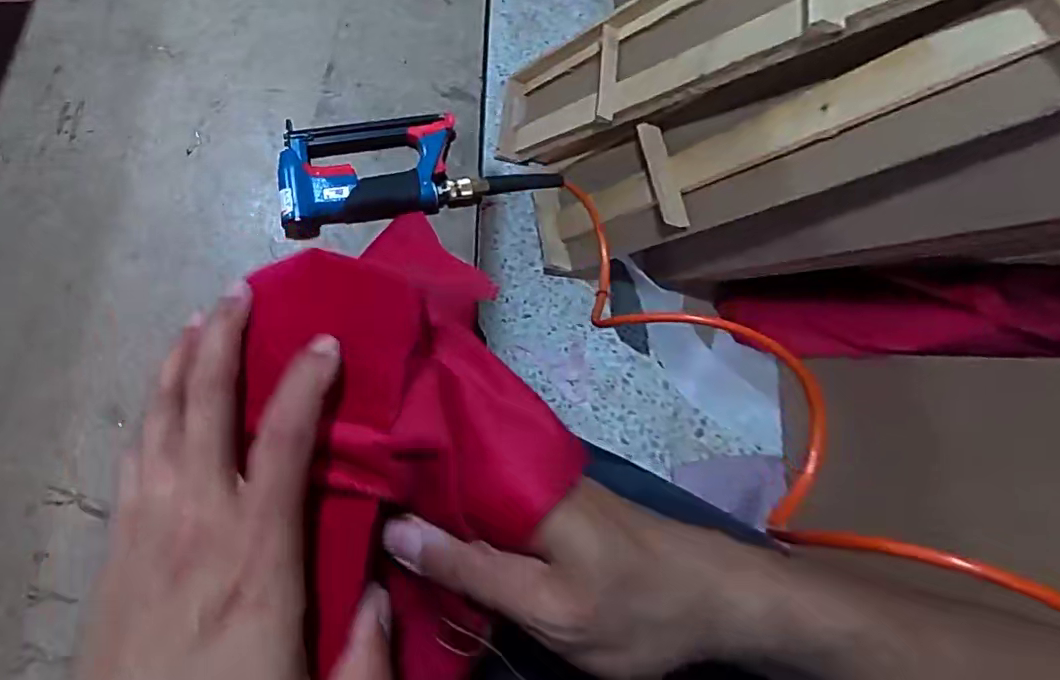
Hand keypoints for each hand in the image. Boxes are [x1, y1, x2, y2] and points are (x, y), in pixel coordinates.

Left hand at [81, 283, 392, 679]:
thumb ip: (366, 655)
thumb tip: (388, 587)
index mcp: (257, 549)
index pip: (286, 438)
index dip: (307, 381)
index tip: (325, 342)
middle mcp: (199, 513)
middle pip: (207, 399)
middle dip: (223, 336)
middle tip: (238, 292)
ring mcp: (149, 519)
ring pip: (161, 413)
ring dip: (178, 358)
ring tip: (195, 320)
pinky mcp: (116, 538)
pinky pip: (134, 452)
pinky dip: (149, 410)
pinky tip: (157, 395)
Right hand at [382, 480, 775, 677]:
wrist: (713, 599)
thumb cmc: (632, 603)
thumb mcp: (549, 606)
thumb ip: (471, 569)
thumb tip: (394, 530)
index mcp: (509, 477)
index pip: (430, 452)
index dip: (387, 463)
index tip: (346, 474)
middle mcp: (511, 464)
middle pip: (438, 463)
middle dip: (398, 479)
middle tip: (349, 495)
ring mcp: (525, 481)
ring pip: (457, 481)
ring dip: (423, 497)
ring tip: (373, 506)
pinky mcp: (536, 500)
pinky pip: (479, 498)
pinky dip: (454, 512)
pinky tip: (428, 527)